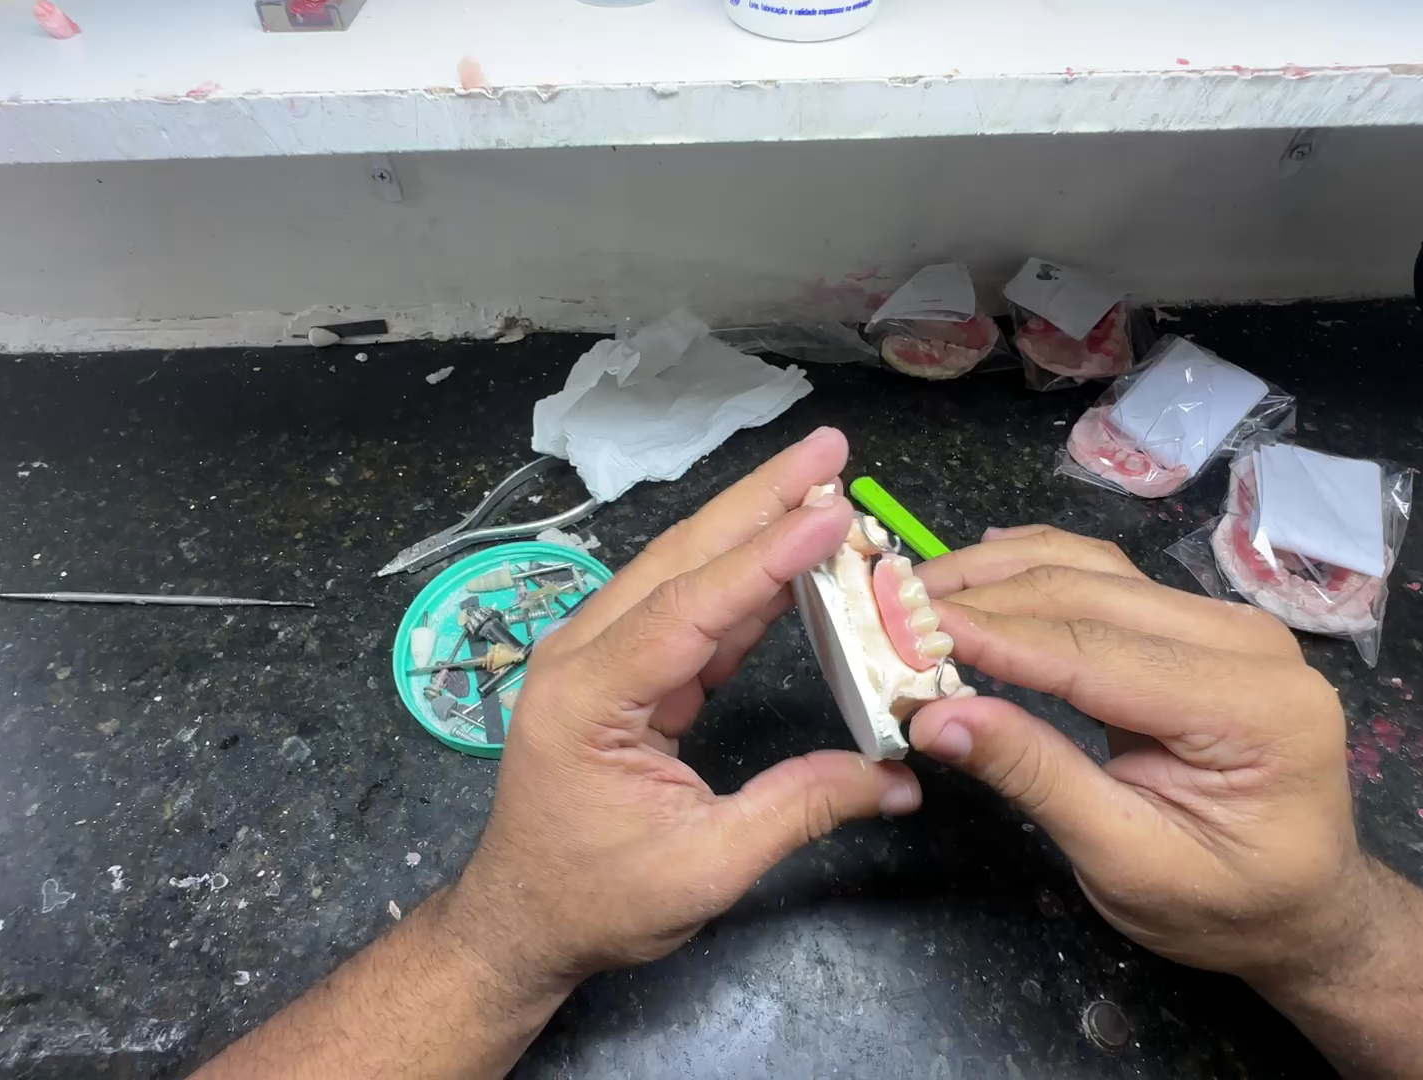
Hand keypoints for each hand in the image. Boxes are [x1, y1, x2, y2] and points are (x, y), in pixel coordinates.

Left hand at [447, 427, 923, 992]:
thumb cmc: (595, 899)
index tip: (831, 512)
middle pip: (682, 558)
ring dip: (756, 525)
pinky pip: (695, 613)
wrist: (524, 915)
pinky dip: (748, 582)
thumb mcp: (703, 866)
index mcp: (587, 695)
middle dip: (759, 499)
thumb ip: (799, 809)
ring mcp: (606, 654)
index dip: (765, 559)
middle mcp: (588, 652)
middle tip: (828, 449)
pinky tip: (792, 555)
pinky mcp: (630, 668)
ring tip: (821, 485)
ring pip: (688, 571)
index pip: (688, 609)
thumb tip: (899, 781)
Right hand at [907, 526, 1370, 984]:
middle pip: (1082, 592)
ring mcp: (1223, 621)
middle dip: (976, 597)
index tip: (903, 627)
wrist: (1306, 906)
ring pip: (1086, 565)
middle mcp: (1245, 640)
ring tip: (920, 585)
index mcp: (1251, 708)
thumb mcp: (1126, 861)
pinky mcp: (1193, 620)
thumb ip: (1034, 776)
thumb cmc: (1227, 904)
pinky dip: (1032, 560)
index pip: (1089, 650)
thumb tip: (934, 718)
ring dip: (994, 570)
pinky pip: (1102, 570)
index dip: (987, 636)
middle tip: (893, 609)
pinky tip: (985, 555)